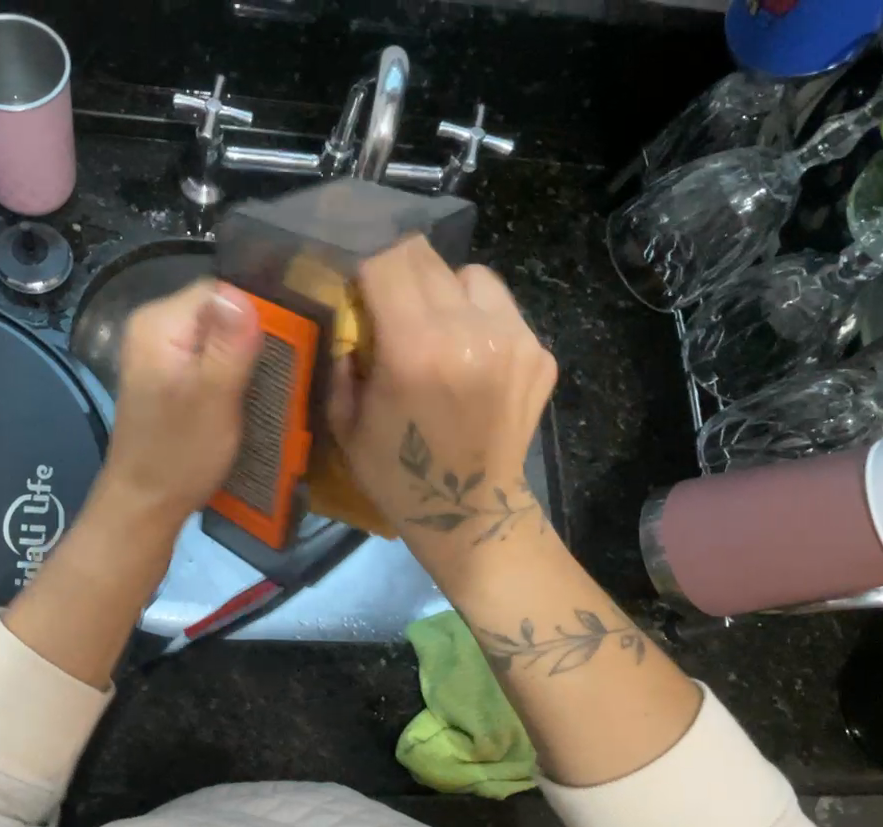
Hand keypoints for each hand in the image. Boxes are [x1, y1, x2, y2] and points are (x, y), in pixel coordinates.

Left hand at [98, 280, 260, 533]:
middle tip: (283, 368)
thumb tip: (242, 293)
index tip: (285, 344)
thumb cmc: (180, 455)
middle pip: (218, 311)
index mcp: (159, 323)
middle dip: (252, 336)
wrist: (145, 506)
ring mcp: (159, 354)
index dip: (256, 312)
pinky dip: (229, 373)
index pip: (219, 290)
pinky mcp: (167, 377)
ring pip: (216, 336)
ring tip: (269, 383)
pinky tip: (244, 395)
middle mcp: (153, 329)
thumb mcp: (213, 397)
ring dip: (243, 357)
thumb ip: (228, 343)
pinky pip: (207, 358)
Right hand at [329, 236, 558, 575]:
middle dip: (401, 275)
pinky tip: (468, 359)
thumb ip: (344, 358)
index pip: (388, 263)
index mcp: (414, 349)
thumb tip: (352, 314)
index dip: (366, 270)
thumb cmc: (396, 474)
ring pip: (471, 276)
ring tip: (437, 331)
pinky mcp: (539, 353)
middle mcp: (470, 332)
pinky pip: (501, 310)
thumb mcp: (346, 422)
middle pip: (428, 259)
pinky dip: (479, 321)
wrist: (469, 511)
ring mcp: (514, 340)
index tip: (359, 290)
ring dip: (446, 293)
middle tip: (391, 307)